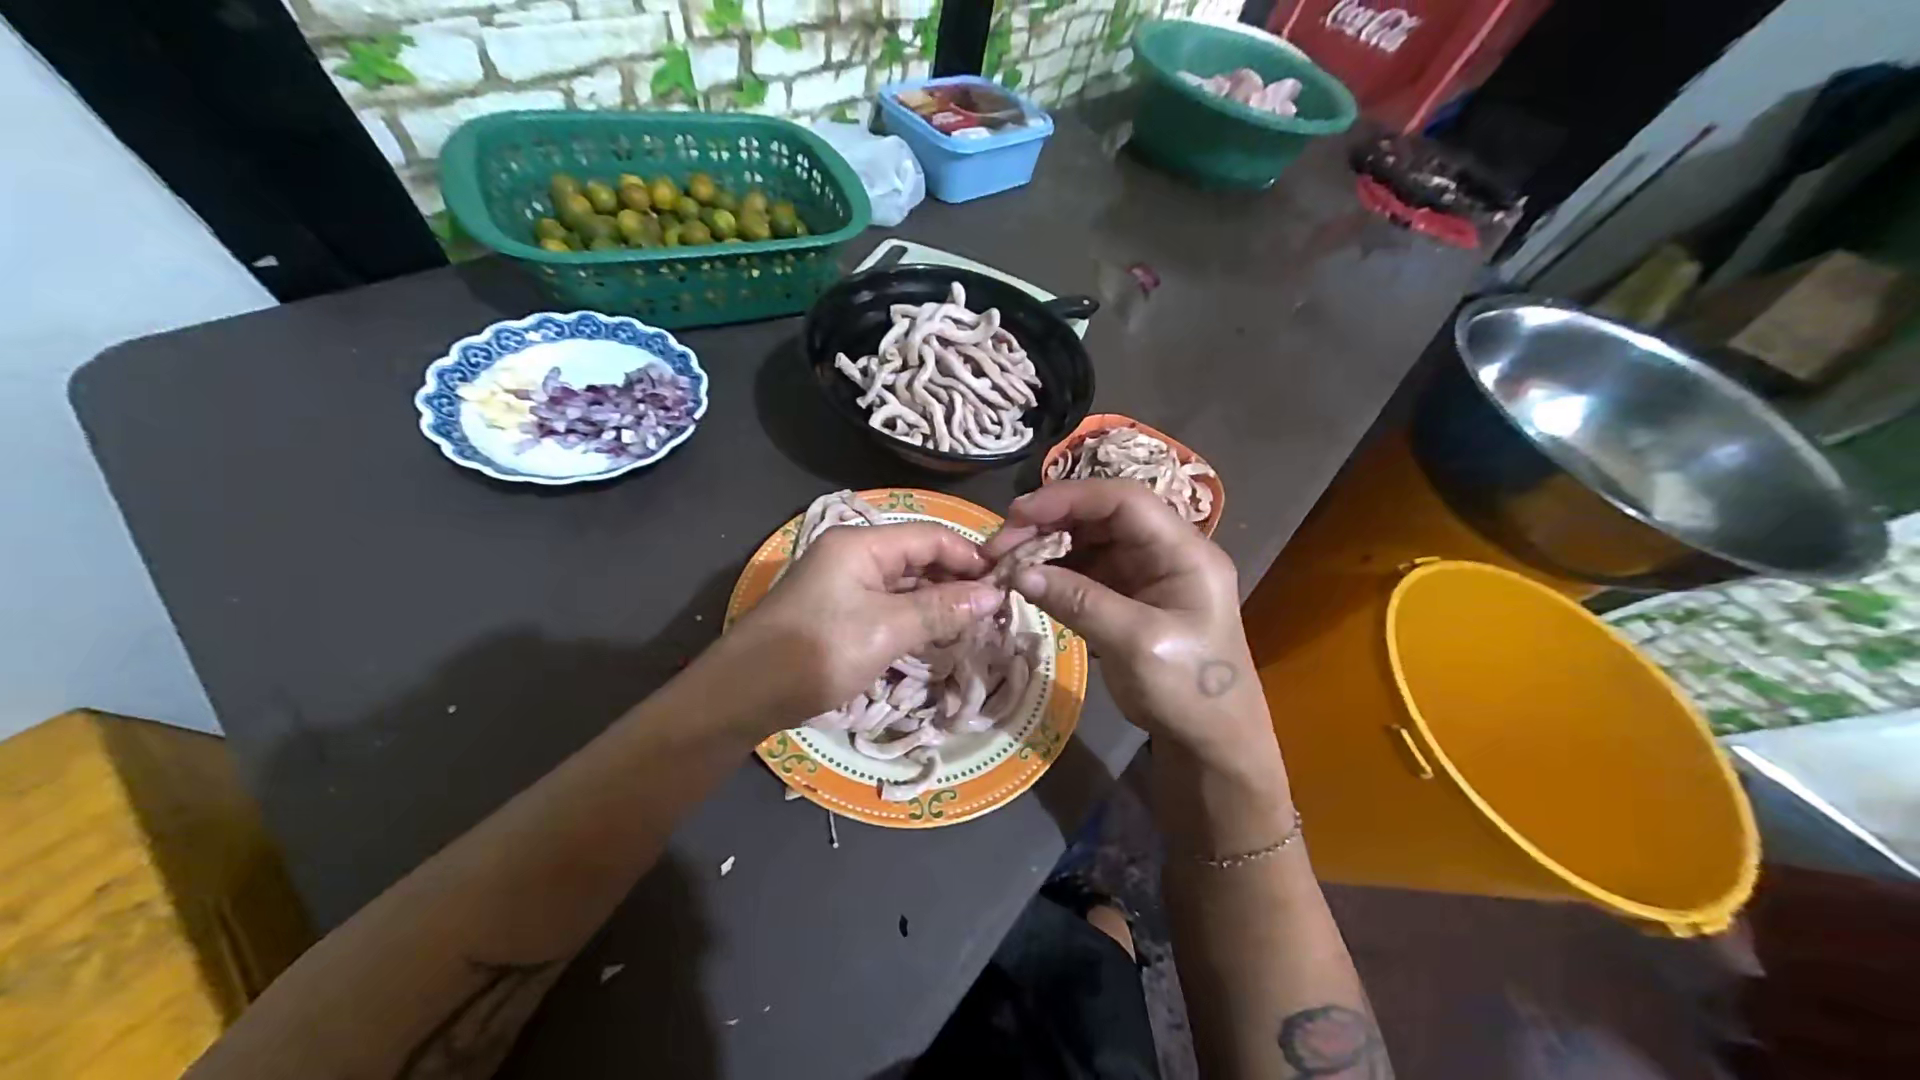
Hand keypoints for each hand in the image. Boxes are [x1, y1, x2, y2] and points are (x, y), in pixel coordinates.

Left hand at [714, 522, 1002, 731]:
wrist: (742, 695)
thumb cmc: (817, 653)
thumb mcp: (886, 630)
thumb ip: (941, 609)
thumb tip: (994, 595)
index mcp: (862, 544)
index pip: (932, 537)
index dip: (971, 557)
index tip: (1007, 584)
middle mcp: (854, 555)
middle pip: (919, 557)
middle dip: (958, 580)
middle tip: (996, 610)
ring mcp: (844, 585)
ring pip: (905, 584)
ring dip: (939, 602)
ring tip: (976, 624)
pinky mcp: (839, 613)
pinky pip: (889, 605)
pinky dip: (916, 617)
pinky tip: (939, 635)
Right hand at [985, 480, 1271, 769]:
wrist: (1213, 741)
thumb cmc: (1189, 691)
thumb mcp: (1135, 644)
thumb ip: (1078, 602)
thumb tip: (1018, 573)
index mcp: (1185, 551)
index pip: (1123, 501)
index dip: (1069, 498)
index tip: (1018, 514)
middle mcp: (1167, 550)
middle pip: (1102, 515)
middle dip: (1049, 522)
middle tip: (1000, 544)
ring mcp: (1148, 572)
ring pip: (1090, 540)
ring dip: (1047, 546)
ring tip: (1005, 562)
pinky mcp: (1131, 594)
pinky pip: (1088, 568)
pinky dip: (1056, 571)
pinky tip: (1028, 580)